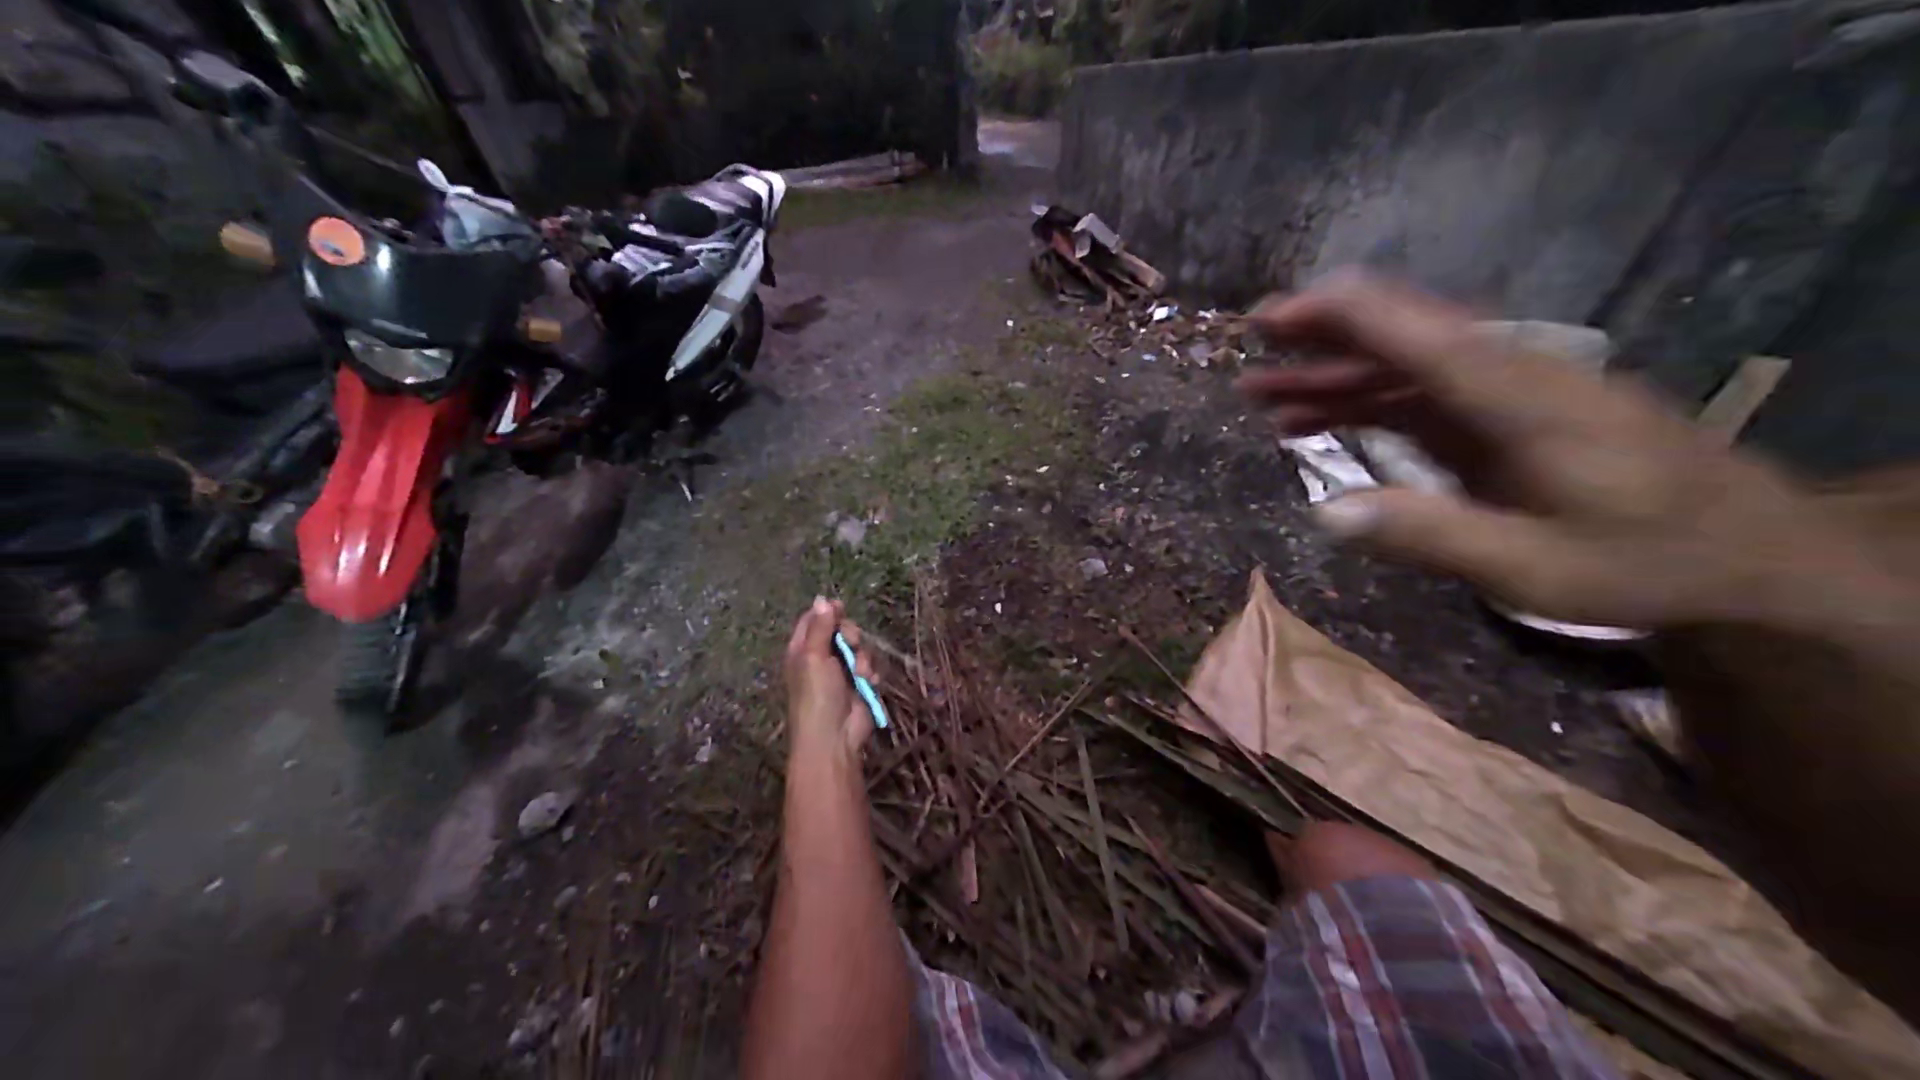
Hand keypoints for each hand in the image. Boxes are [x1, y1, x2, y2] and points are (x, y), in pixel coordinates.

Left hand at [784, 597, 878, 755]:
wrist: (834, 737)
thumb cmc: (816, 695)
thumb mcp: (814, 656)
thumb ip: (820, 626)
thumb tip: (822, 599)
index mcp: (802, 650)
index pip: (813, 620)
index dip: (827, 612)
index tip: (840, 607)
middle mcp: (821, 658)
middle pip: (840, 630)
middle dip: (851, 635)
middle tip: (852, 643)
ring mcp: (841, 672)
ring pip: (859, 648)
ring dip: (864, 658)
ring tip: (860, 674)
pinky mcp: (860, 685)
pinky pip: (871, 667)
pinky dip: (871, 674)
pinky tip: (869, 683)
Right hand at [1237, 272, 1878, 629]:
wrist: (1749, 553)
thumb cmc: (1644, 559)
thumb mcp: (1533, 568)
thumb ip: (1429, 535)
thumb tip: (1324, 511)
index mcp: (1518, 396)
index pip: (1417, 331)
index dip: (1342, 314)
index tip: (1274, 317)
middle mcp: (1507, 377)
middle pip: (1402, 333)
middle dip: (1322, 333)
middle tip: (1251, 336)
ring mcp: (1502, 395)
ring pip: (1400, 366)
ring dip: (1330, 375)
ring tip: (1261, 394)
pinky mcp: (1497, 418)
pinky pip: (1414, 397)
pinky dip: (1359, 404)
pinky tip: (1314, 422)